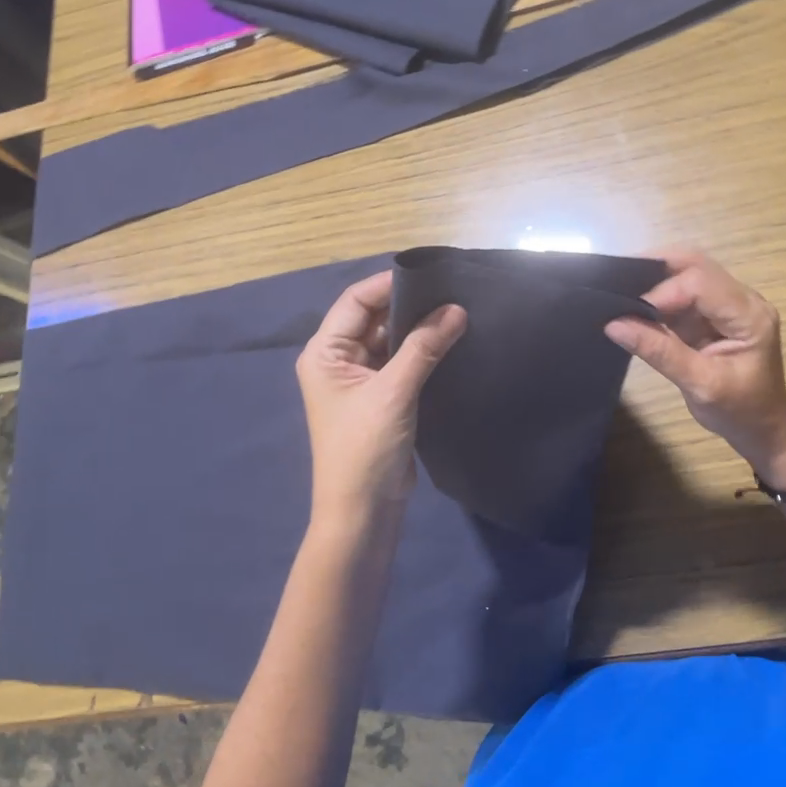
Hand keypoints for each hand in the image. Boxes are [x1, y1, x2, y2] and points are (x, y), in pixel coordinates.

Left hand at [297, 272, 466, 526]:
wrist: (364, 511)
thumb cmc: (365, 448)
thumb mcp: (393, 393)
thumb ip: (424, 348)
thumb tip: (457, 309)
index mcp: (325, 352)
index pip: (356, 302)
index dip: (389, 285)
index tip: (431, 275)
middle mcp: (339, 360)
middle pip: (374, 318)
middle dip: (410, 306)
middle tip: (453, 290)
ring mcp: (361, 380)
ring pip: (392, 341)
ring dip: (420, 330)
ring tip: (460, 312)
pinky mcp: (383, 398)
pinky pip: (403, 363)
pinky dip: (424, 353)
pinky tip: (453, 343)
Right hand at [603, 250, 785, 492]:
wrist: (763, 431)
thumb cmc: (739, 412)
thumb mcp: (699, 385)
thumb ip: (659, 351)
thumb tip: (613, 324)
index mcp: (749, 315)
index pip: (701, 283)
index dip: (663, 292)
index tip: (630, 313)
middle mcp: (743, 300)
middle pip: (697, 265)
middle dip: (656, 270)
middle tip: (617, 282)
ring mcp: (729, 305)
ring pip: (689, 273)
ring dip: (656, 281)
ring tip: (621, 292)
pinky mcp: (714, 315)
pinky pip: (685, 294)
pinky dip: (660, 297)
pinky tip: (635, 305)